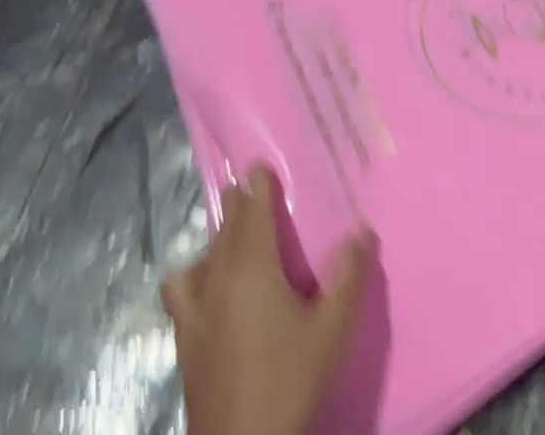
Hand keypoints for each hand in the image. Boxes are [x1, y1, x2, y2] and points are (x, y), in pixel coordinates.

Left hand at [163, 166, 375, 434]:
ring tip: (230, 237)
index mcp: (251, 275)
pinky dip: (195, 274)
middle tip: (245, 186)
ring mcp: (194, 317)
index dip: (257, 192)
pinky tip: (208, 286)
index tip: (257, 166)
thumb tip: (360, 231)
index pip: (252, 221)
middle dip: (236, 209)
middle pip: (223, 237)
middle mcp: (215, 287)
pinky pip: (184, 293)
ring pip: (197, 264)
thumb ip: (348, 275)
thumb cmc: (293, 377)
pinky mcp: (186, 343)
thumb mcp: (335, 326)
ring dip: (214, 242)